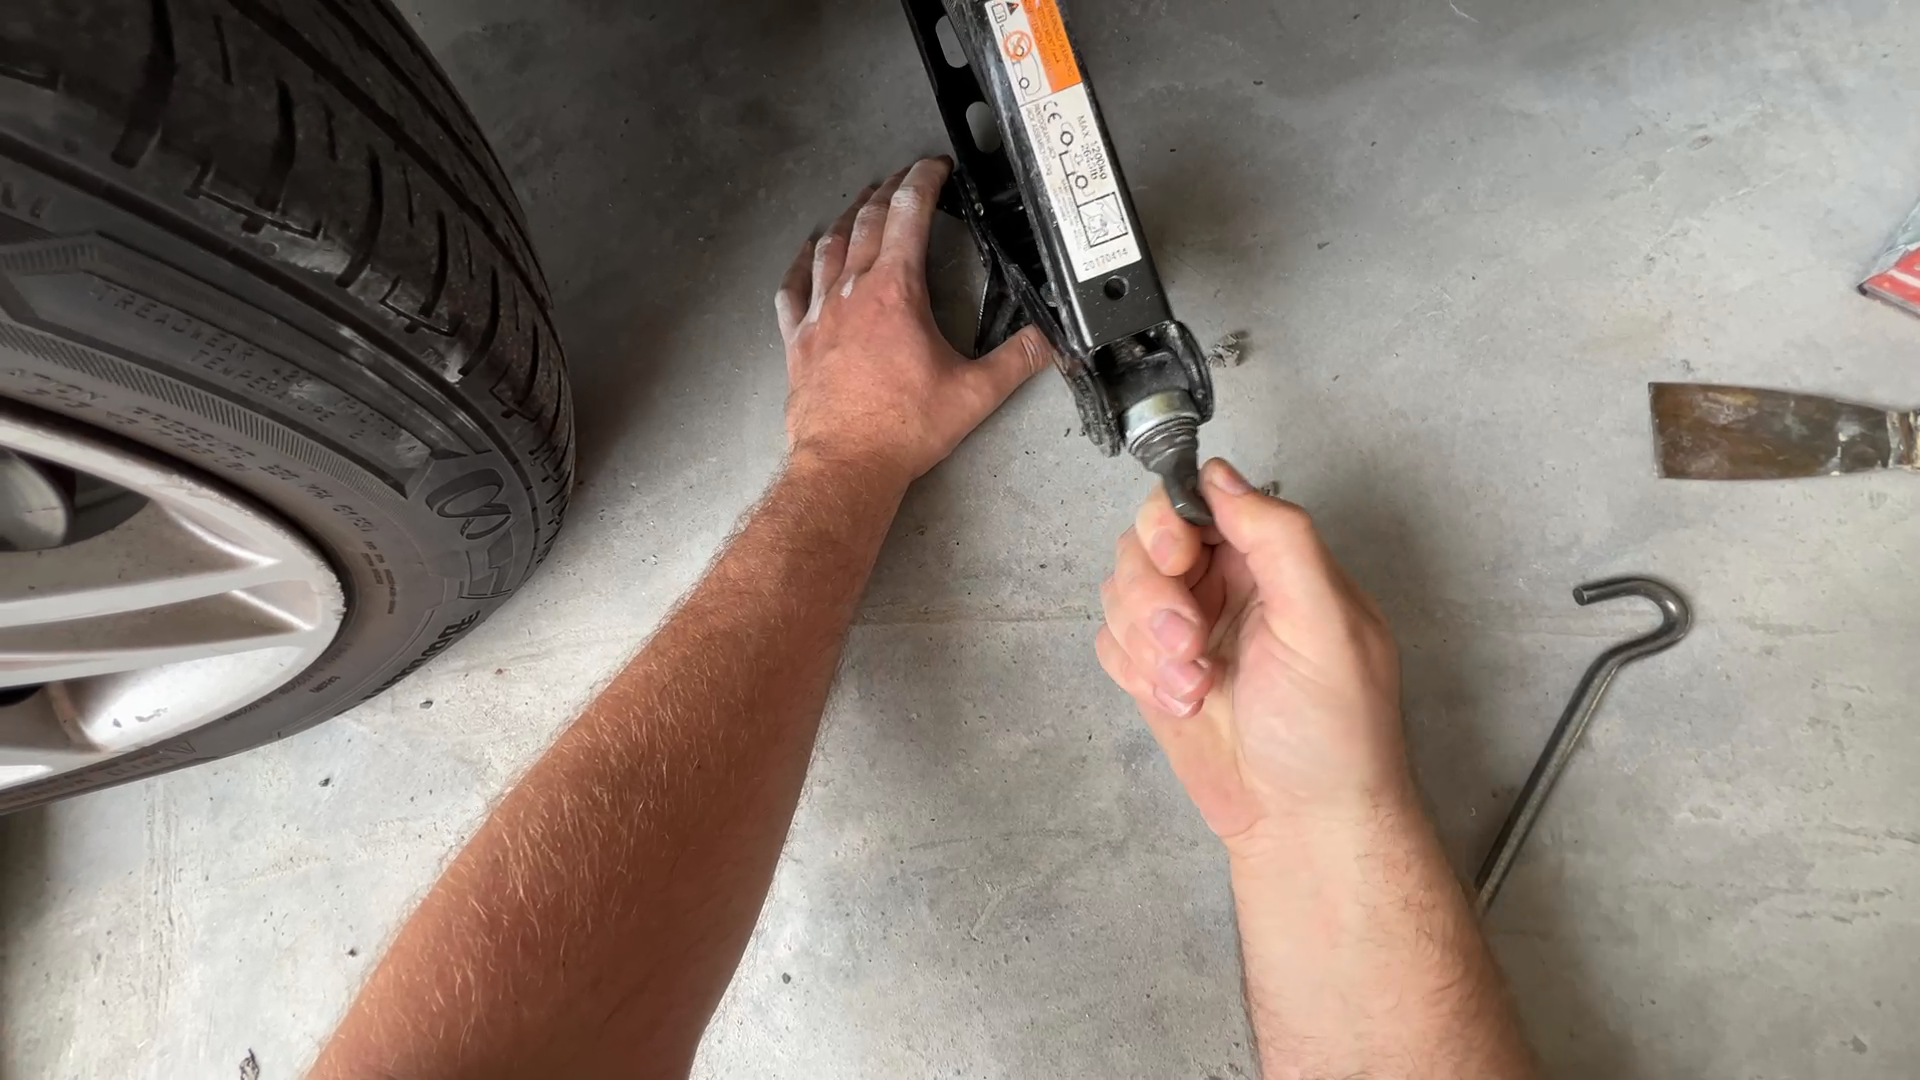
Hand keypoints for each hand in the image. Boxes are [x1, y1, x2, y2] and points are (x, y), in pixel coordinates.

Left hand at [775, 157, 1052, 489]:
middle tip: (902, 179)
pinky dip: (800, 265)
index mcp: (896, 292)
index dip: (924, 180)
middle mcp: (853, 291)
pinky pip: (792, 290)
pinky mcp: (798, 340)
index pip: (909, 214)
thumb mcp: (974, 394)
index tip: (935, 167)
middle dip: (889, 191)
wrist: (846, 463)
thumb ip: (1017, 361)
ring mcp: (819, 314)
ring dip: (849, 218)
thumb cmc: (904, 428)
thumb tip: (1052, 343)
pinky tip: (805, 256)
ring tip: (861, 204)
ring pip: (829, 247)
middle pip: (868, 221)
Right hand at [1096, 460, 1410, 854]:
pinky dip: (1134, 671)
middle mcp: (1219, 584)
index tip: (1177, 562)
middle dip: (1152, 596)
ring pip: (1118, 592)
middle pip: (1143, 544)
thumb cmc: (1332, 729)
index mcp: (1267, 560)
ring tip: (1192, 687)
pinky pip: (1109, 642)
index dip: (1170, 523)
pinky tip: (1180, 703)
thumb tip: (1219, 473)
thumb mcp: (1324, 622)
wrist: (1300, 823)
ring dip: (1145, 643)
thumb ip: (1278, 537)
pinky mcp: (1151, 668)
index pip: (1194, 502)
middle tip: (1187, 643)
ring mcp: (1181, 626)